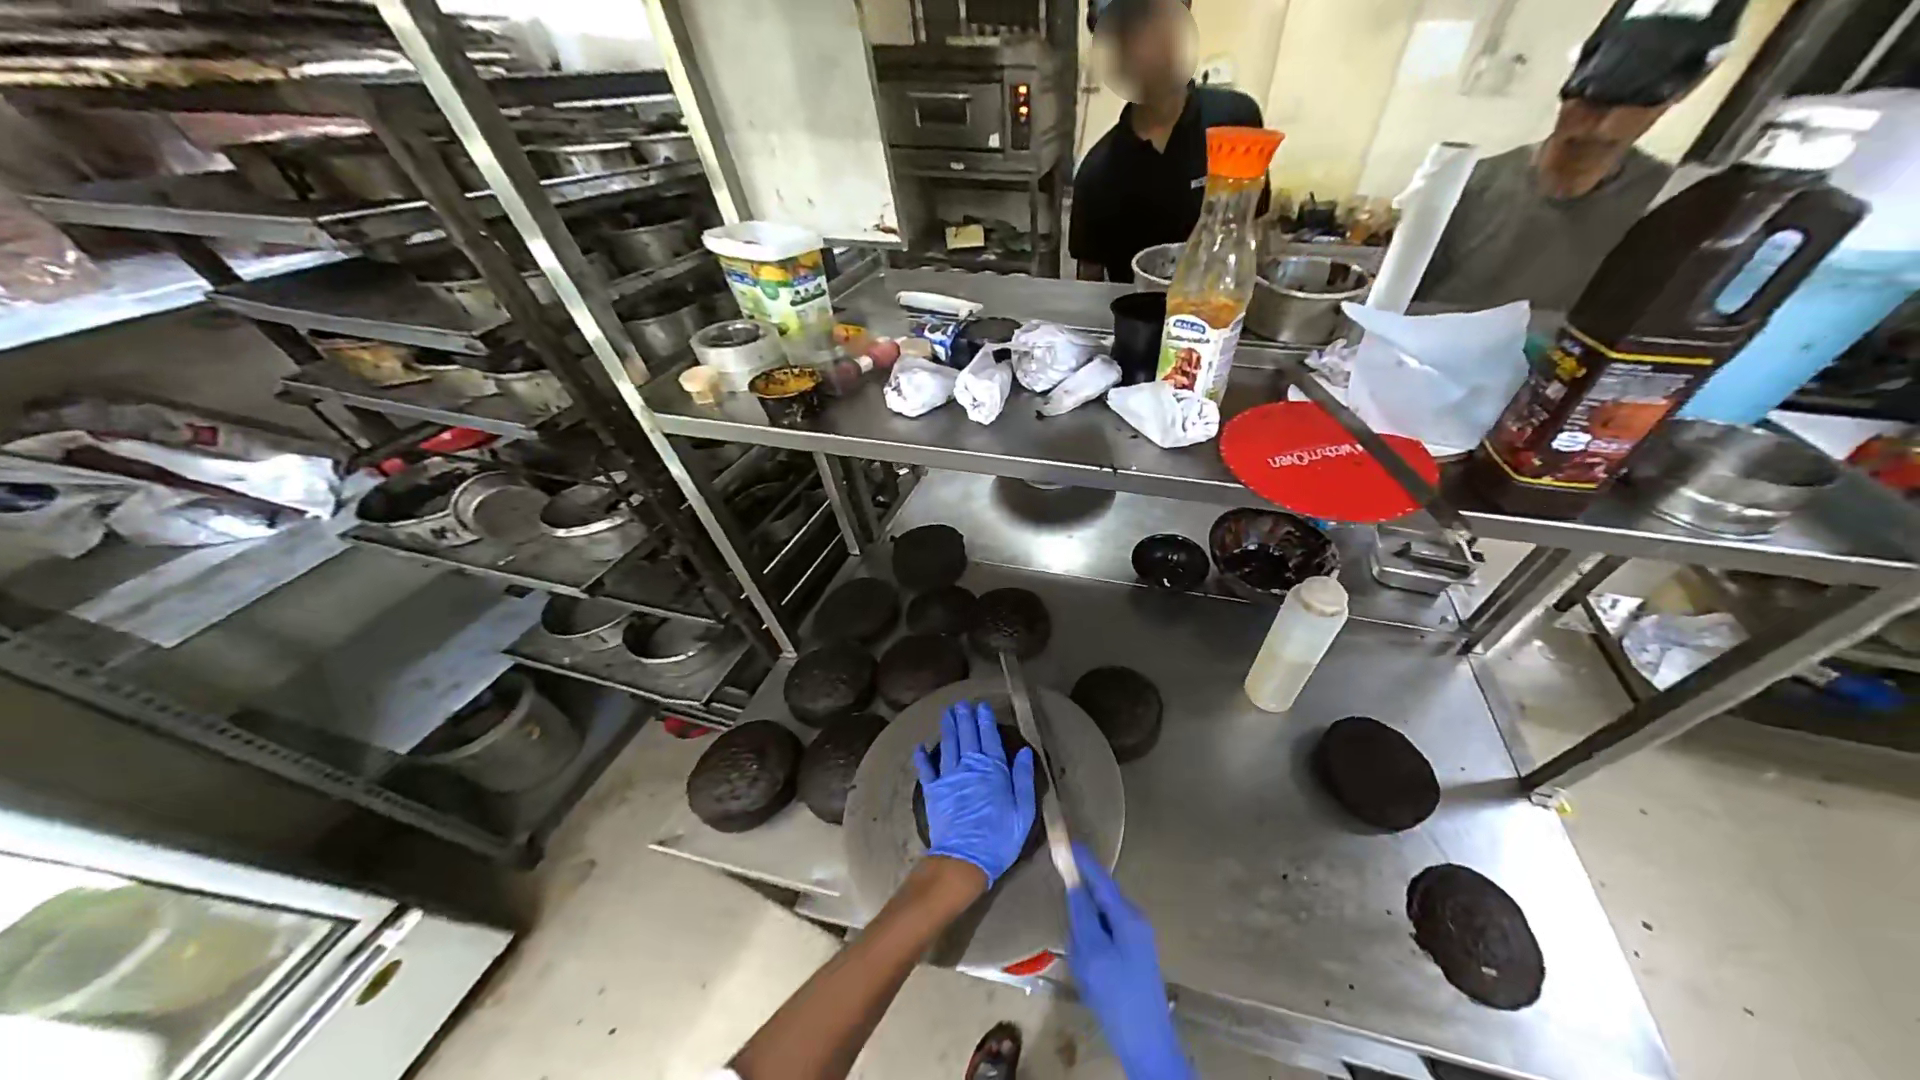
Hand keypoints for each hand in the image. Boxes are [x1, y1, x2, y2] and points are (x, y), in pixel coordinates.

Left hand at [912, 700, 1036, 886]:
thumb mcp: (1023, 811)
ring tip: (947, 713)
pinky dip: (922, 757)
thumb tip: (1024, 752)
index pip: (989, 738)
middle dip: (965, 718)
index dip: (986, 721)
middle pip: (967, 736)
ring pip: (948, 745)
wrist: (965, 858)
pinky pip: (926, 769)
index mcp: (993, 770)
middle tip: (962, 704)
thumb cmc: (1000, 837)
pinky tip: (920, 747)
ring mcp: (948, 777)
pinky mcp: (933, 790)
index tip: (982, 707)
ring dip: (948, 728)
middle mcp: (969, 766)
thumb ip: (1023, 779)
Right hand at [1066, 844, 1193, 1079]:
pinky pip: (1106, 933)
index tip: (1065, 840)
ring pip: (1102, 915)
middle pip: (1100, 895)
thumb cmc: (1116, 994)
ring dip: (1085, 921)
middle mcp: (1134, 920)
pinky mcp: (1132, 955)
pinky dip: (1091, 936)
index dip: (1082, 859)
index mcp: (1126, 915)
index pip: (1100, 877)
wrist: (1147, 1042)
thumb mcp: (1091, 952)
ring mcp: (1136, 938)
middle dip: (1080, 895)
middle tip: (1062, 901)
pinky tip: (1084, 959)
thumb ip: (1081, 914)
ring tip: (1074, 940)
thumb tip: (1074, 884)